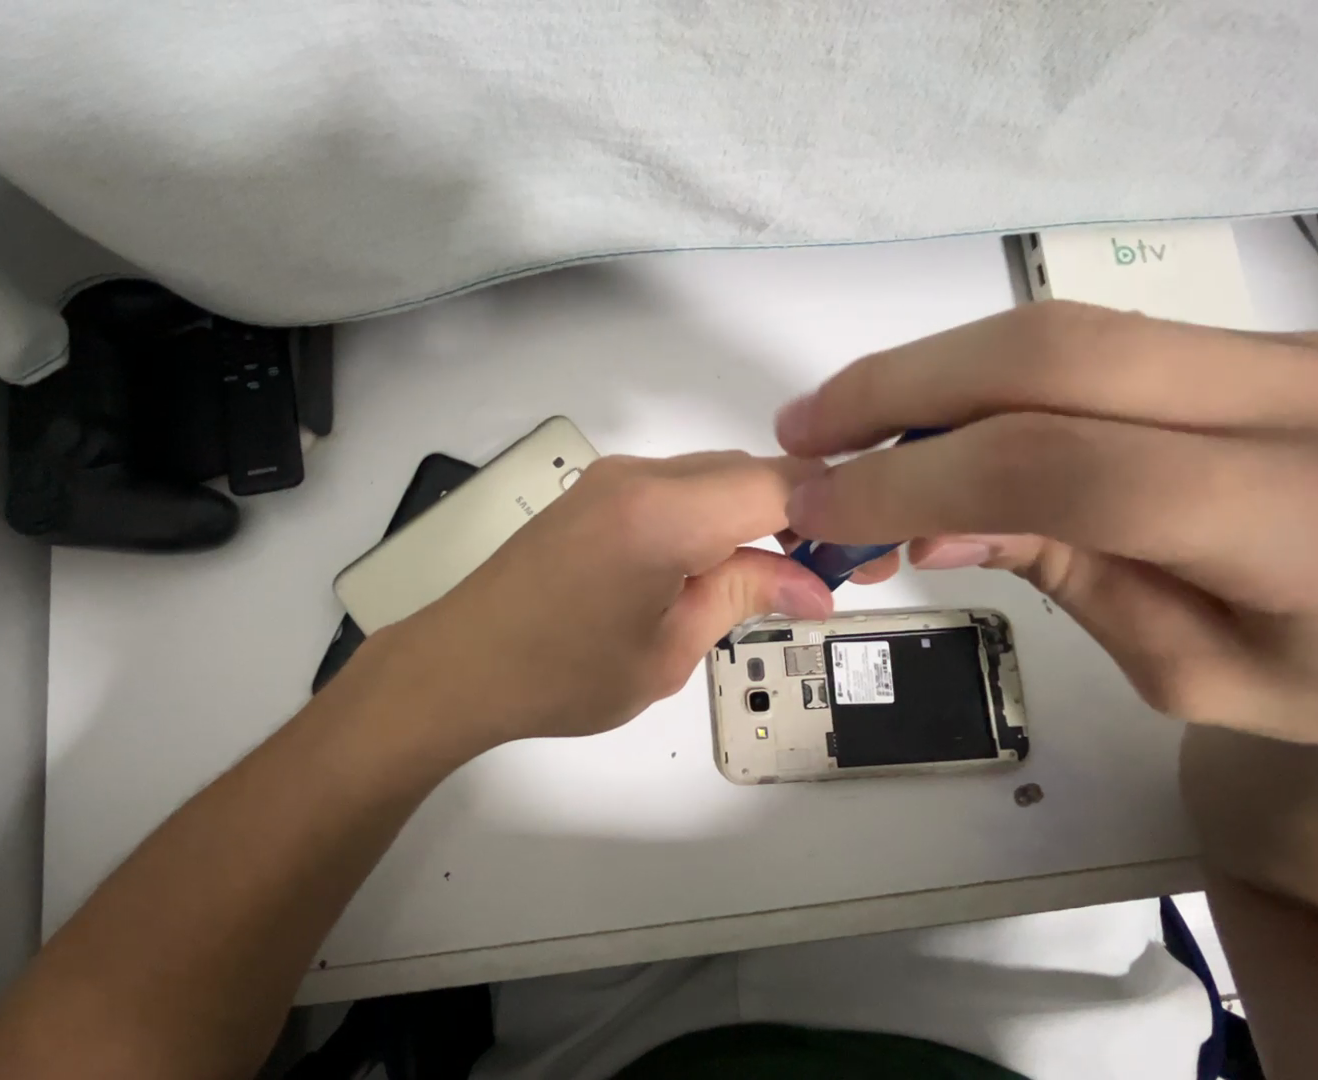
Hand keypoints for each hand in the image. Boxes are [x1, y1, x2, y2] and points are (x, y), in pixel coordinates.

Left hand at [369, 452, 835, 750]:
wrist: (461, 665)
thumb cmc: (561, 675)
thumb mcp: (670, 651)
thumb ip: (743, 597)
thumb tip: (811, 586)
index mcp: (663, 515)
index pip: (780, 485)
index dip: (831, 516)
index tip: (856, 562)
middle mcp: (638, 476)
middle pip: (748, 473)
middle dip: (795, 518)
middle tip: (818, 579)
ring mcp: (610, 477)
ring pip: (712, 477)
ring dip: (749, 517)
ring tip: (763, 580)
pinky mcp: (593, 491)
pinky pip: (674, 486)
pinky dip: (708, 515)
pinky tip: (708, 564)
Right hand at [775, 302, 1317, 798]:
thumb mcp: (1187, 672)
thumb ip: (1059, 572)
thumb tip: (923, 518)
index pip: (1072, 470)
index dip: (919, 479)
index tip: (819, 505)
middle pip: (1060, 354)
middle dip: (902, 387)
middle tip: (804, 432)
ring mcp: (1305, 351)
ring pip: (1069, 326)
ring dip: (932, 369)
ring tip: (845, 420)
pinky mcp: (1273, 341)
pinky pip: (1100, 341)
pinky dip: (990, 375)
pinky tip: (936, 415)